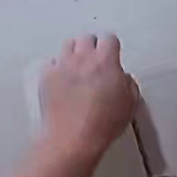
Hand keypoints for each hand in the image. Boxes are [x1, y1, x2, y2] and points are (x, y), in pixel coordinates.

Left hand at [39, 34, 138, 161]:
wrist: (73, 138)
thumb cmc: (102, 124)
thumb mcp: (130, 104)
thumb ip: (129, 84)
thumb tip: (124, 78)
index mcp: (106, 61)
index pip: (109, 38)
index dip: (111, 46)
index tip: (112, 53)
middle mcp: (83, 58)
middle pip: (86, 37)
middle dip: (92, 46)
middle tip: (95, 60)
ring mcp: (62, 66)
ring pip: (68, 45)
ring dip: (74, 52)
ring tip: (78, 67)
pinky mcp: (46, 77)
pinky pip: (51, 63)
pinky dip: (56, 67)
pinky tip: (62, 79)